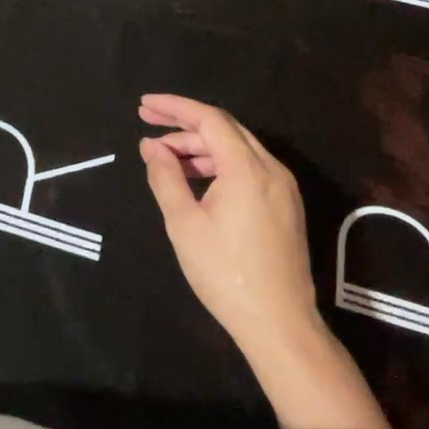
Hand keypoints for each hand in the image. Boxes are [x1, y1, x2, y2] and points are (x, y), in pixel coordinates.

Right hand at [137, 93, 323, 360]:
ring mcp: (283, 188)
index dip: (174, 107)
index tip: (144, 105)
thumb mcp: (183, 221)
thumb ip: (165, 176)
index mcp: (247, 169)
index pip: (209, 119)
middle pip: (225, 129)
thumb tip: (152, 145)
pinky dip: (217, 163)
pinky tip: (193, 176)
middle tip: (146, 123)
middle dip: (184, 122)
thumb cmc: (224, 271)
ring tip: (164, 156)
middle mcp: (271, 170)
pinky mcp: (284, 206)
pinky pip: (248, 168)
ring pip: (237, 148)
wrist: (278, 322)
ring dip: (199, 145)